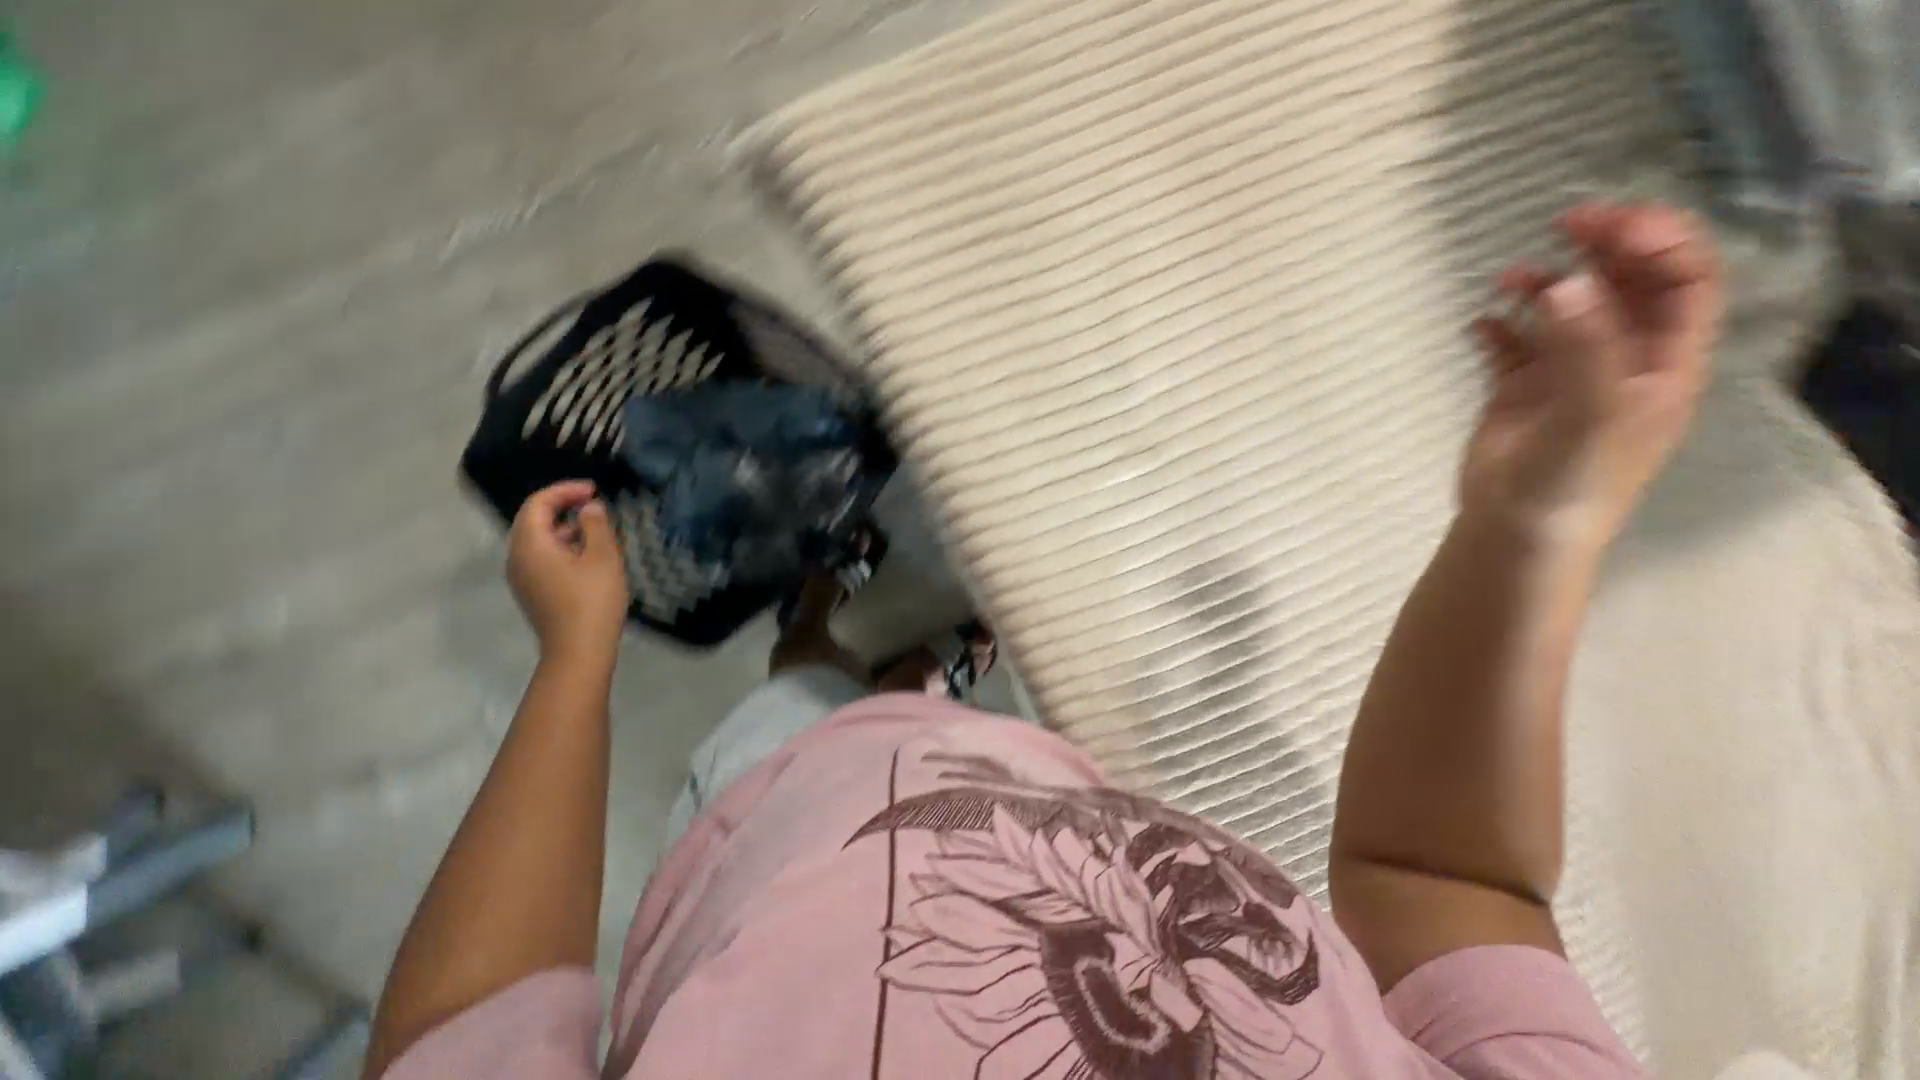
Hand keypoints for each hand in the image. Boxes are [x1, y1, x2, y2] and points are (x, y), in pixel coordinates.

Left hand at [506, 480, 629, 661]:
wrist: (578, 652)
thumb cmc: (592, 601)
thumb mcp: (603, 557)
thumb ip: (596, 525)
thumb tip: (589, 508)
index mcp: (530, 544)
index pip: (537, 503)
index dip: (564, 490)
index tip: (593, 489)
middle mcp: (517, 558)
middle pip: (532, 520)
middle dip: (561, 506)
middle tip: (592, 503)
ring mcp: (521, 578)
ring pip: (537, 540)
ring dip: (562, 527)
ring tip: (594, 528)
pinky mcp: (531, 592)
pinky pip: (540, 558)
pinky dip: (560, 547)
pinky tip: (586, 554)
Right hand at [1462, 201, 1721, 552]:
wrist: (1517, 534)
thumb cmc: (1571, 481)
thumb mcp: (1592, 414)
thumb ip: (1584, 346)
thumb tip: (1563, 281)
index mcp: (1662, 363)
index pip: (1685, 281)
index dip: (1658, 241)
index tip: (1608, 223)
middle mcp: (1621, 360)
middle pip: (1628, 283)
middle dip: (1604, 246)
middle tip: (1565, 221)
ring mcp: (1568, 374)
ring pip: (1568, 309)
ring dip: (1545, 282)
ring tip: (1509, 276)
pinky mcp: (1518, 391)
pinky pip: (1512, 344)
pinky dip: (1497, 326)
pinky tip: (1479, 323)